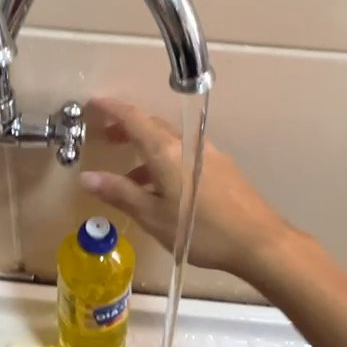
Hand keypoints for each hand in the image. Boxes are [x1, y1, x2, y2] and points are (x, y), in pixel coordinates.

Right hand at [80, 98, 292, 279]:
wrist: (258, 242)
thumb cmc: (202, 231)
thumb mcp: (153, 216)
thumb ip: (120, 193)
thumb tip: (88, 177)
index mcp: (167, 152)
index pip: (134, 119)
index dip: (112, 109)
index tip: (94, 104)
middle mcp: (188, 146)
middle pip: (152, 127)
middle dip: (127, 128)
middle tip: (106, 137)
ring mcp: (208, 155)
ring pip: (169, 143)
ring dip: (146, 149)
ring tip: (128, 174)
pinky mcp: (221, 169)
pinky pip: (184, 156)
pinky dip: (164, 163)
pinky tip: (160, 189)